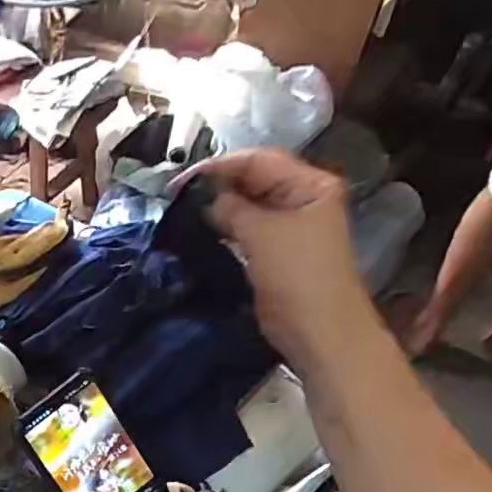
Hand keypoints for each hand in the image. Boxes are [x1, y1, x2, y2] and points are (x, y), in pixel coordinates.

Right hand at [169, 149, 373, 355]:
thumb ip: (232, 209)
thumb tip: (206, 197)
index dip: (218, 166)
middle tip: (174, 198)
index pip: (259, 160)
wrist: (317, 330)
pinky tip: (200, 233)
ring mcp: (288, 228)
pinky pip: (245, 232)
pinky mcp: (274, 254)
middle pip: (253, 181)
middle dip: (216, 186)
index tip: (179, 181)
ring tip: (181, 214)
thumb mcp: (263, 235)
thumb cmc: (297, 277)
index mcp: (310, 184)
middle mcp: (301, 199)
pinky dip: (223, 230)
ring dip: (217, 208)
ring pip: (247, 207)